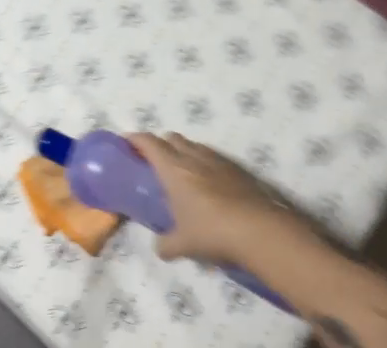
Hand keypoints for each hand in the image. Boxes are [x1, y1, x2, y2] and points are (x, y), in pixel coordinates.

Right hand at [127, 132, 314, 267]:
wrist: (259, 230)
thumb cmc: (211, 231)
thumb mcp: (183, 244)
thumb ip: (166, 244)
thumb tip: (159, 248)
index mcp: (172, 168)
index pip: (149, 142)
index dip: (136, 139)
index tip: (127, 142)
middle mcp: (192, 157)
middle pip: (171, 137)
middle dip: (161, 144)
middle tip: (156, 162)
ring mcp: (217, 160)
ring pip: (194, 145)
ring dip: (184, 152)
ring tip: (184, 173)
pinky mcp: (237, 168)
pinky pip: (214, 157)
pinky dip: (206, 163)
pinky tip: (211, 184)